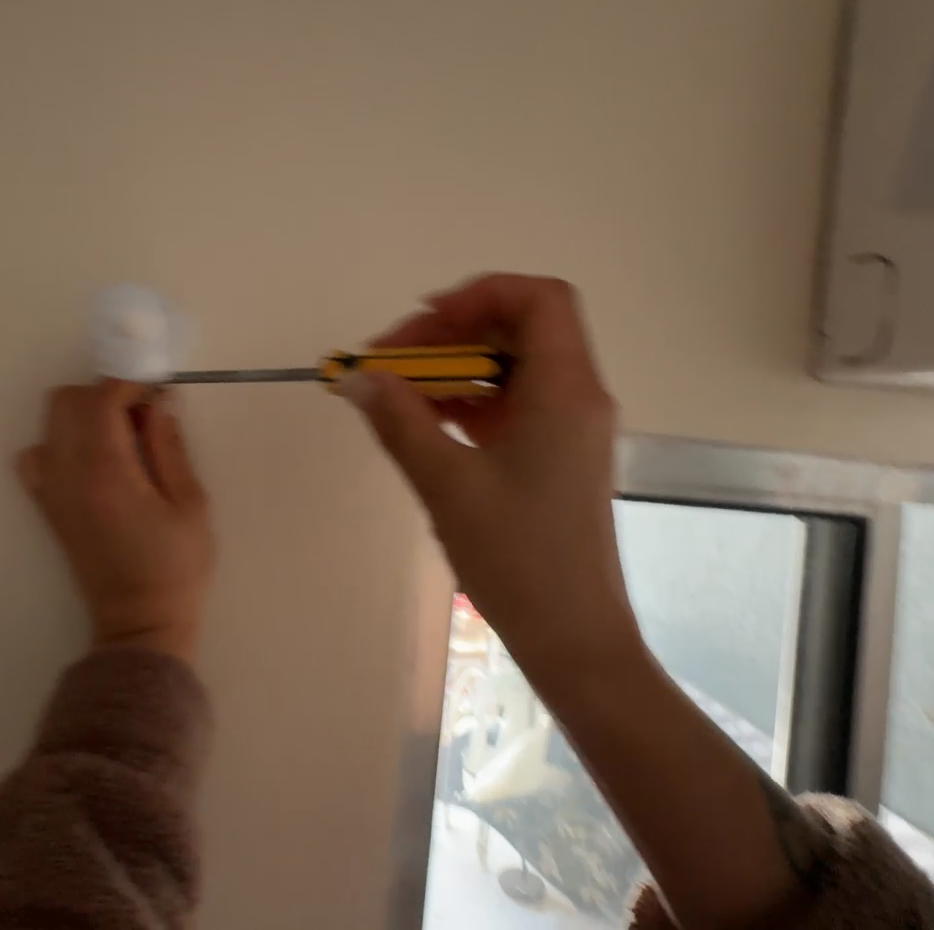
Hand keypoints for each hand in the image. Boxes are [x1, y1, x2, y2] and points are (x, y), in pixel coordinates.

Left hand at [17, 381, 212, 662]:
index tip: (159, 393)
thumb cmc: (176, 566)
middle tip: (143, 416)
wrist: (140, 622)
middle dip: (106, 394)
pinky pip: (37, 453)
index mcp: (107, 473)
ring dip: (84, 414)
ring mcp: (51, 489)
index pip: (102, 399)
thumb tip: (159, 402)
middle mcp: (68, 474)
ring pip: (50, 421)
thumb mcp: (191, 503)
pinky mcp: (46, 504)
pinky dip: (61, 441)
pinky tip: (92, 459)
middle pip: (67, 401)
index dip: (131, 384)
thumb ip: (171, 447)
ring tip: (121, 438)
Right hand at [340, 274, 641, 665]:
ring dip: (454, 370)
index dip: (478, 296)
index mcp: (566, 390)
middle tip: (392, 361)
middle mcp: (577, 398)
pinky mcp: (555, 457)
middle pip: (520, 330)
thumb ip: (399, 421)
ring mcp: (569, 429)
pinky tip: (425, 422)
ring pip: (511, 369)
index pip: (538, 299)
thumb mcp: (447, 484)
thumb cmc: (517, 558)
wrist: (573, 638)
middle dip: (452, 334)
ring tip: (397, 393)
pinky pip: (511, 406)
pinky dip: (468, 403)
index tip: (421, 323)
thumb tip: (356, 378)